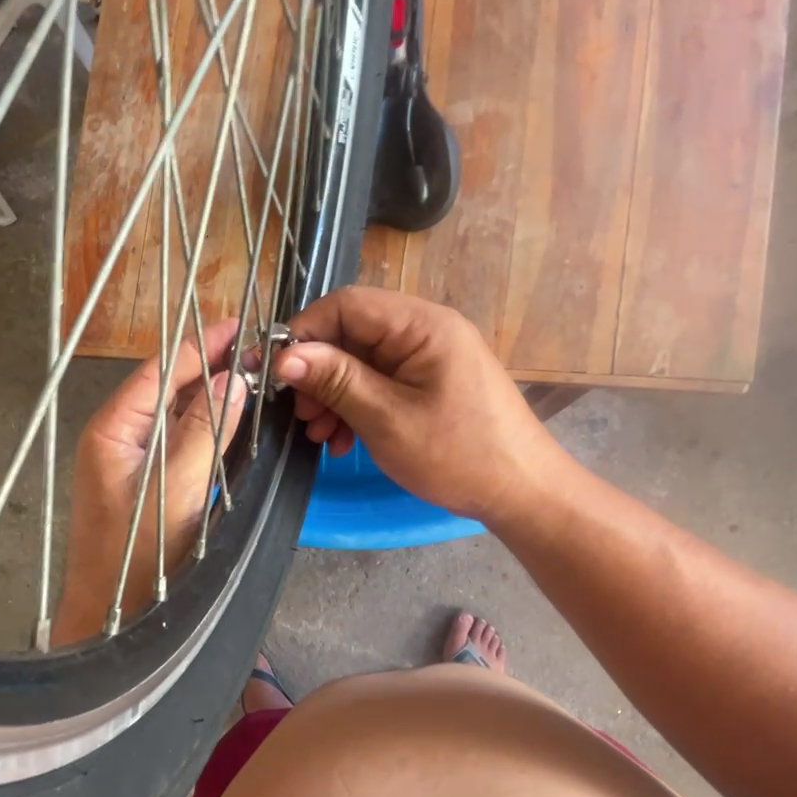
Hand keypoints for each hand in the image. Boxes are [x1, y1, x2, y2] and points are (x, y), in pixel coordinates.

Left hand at [54, 321, 247, 641]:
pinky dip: (207, 428)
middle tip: (259, 353)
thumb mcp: (175, 490)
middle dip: (211, 367)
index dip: (200, 344)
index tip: (241, 325)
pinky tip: (235, 422)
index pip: (158, 370)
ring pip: (175, 415)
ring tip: (255, 378)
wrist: (110, 620)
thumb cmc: (138, 558)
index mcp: (111, 429)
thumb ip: (203, 431)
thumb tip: (232, 378)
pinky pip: (178, 442)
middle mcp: (116, 437)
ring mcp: (129, 462)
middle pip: (166, 388)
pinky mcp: (145, 485)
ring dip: (212, 397)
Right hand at [272, 287, 570, 524]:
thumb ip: (335, 380)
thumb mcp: (386, 418)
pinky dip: (354, 407)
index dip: (304, 332)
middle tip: (299, 415)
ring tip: (319, 434)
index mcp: (422, 325)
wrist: (521, 492)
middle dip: (317, 372)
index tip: (274, 373)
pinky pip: (378, 383)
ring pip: (359, 362)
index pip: (345, 304)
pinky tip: (342, 439)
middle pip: (350, 333)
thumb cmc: (457, 454)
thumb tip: (284, 356)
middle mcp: (425, 330)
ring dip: (332, 395)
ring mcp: (428, 358)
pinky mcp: (428, 383)